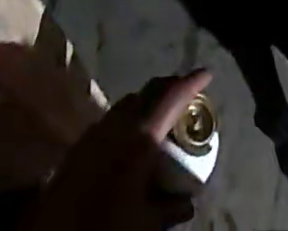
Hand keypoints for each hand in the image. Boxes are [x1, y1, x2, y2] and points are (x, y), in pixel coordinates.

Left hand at [21, 69, 211, 230]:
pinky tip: (131, 136)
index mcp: (142, 137)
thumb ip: (169, 208)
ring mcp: (97, 130)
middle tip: (187, 92)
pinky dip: (129, 115)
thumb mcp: (144, 224)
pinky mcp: (80, 144)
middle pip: (150, 90)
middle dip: (170, 86)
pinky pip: (112, 117)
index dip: (192, 82)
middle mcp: (120, 124)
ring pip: (129, 102)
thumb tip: (188, 203)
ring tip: (161, 113)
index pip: (173, 98)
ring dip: (148, 100)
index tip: (207, 73)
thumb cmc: (106, 225)